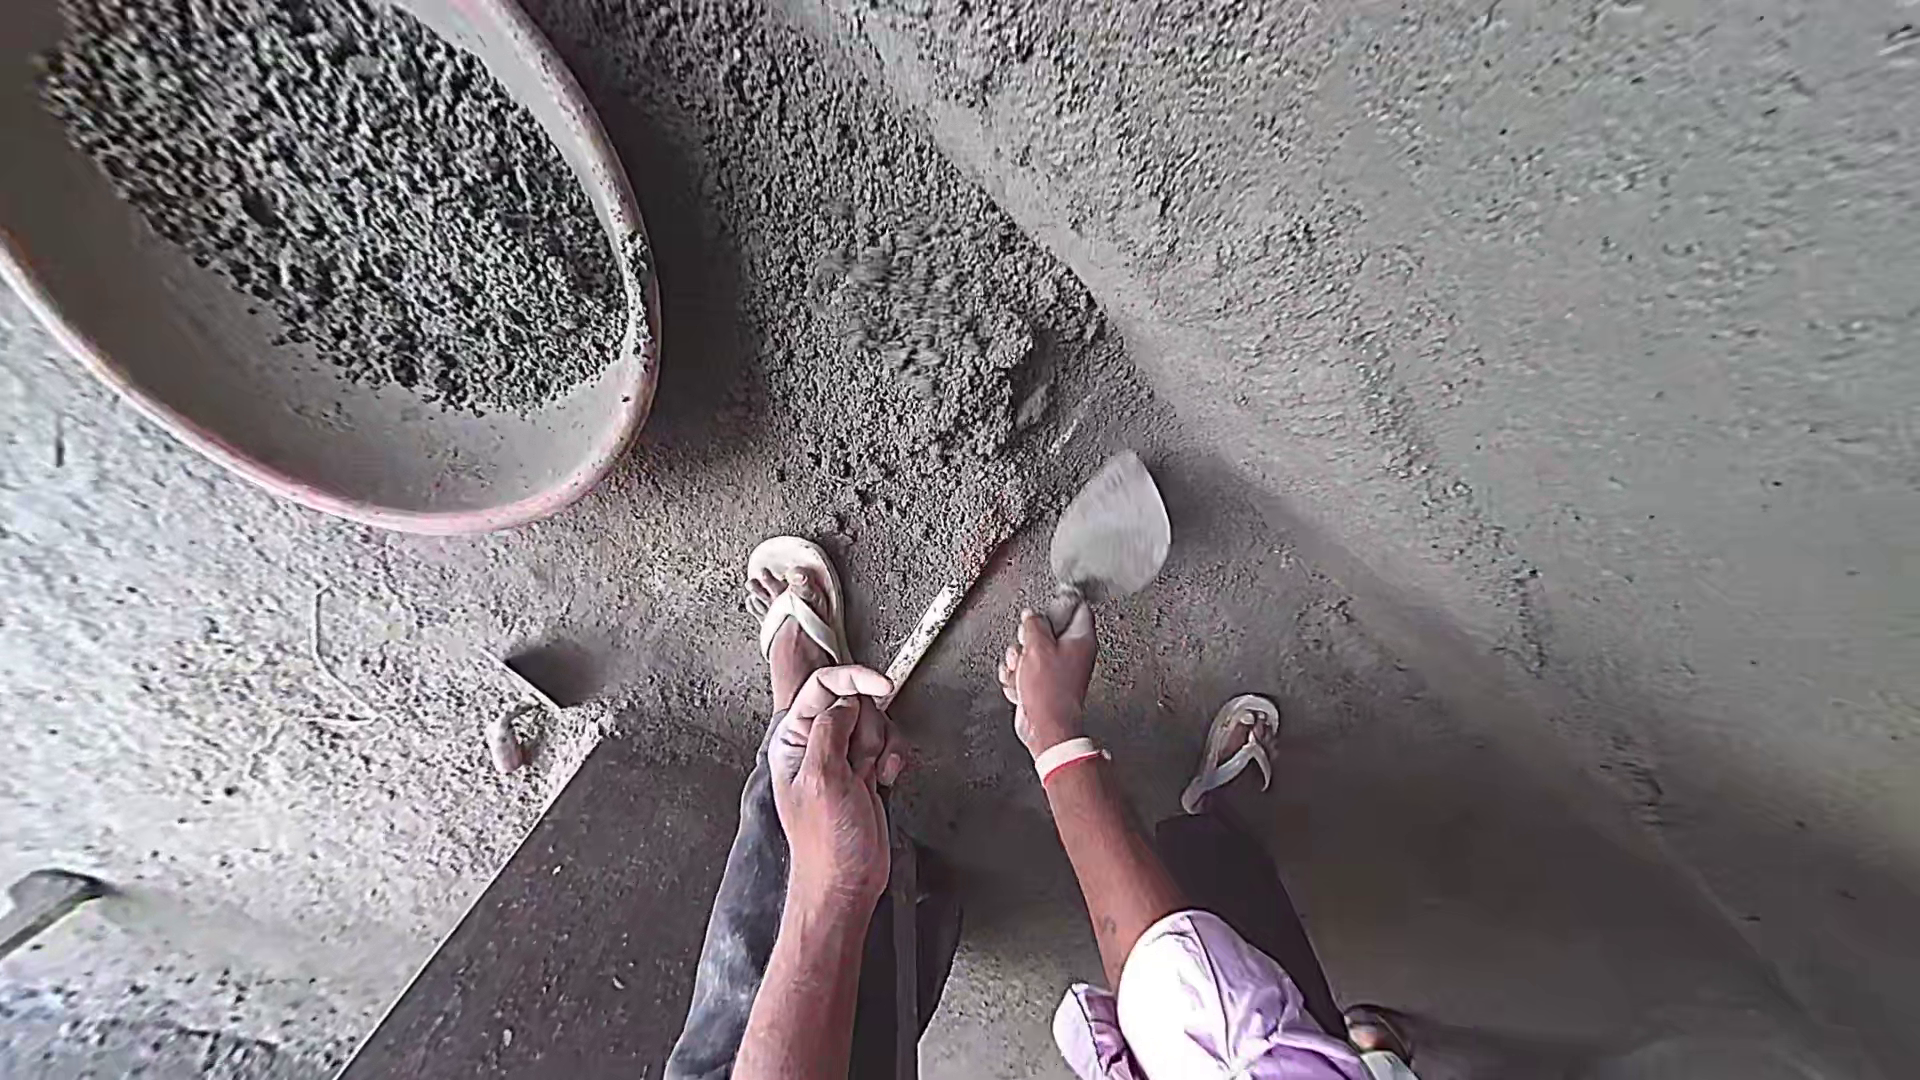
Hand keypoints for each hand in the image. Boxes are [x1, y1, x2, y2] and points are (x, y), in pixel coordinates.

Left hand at [769, 666, 903, 910]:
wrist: (847, 881)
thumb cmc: (825, 843)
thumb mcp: (822, 779)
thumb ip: (830, 729)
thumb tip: (846, 701)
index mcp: (792, 739)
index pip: (822, 686)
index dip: (853, 678)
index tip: (881, 684)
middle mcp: (815, 741)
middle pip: (855, 701)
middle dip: (867, 728)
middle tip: (858, 761)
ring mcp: (842, 754)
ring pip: (875, 721)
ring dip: (880, 747)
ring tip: (866, 777)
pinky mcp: (865, 767)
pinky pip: (889, 742)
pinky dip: (892, 758)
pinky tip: (882, 780)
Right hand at [997, 601, 1096, 758]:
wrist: (1045, 727)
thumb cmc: (1049, 691)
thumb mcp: (1037, 647)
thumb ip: (1033, 624)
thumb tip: (1031, 616)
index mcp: (1081, 639)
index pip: (1077, 607)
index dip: (1060, 602)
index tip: (1047, 603)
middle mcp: (1073, 653)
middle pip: (1047, 629)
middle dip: (1028, 636)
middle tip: (1026, 644)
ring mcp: (1058, 669)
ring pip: (1031, 649)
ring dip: (1018, 659)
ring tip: (1020, 670)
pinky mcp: (1044, 683)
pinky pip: (1024, 669)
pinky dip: (1016, 676)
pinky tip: (1018, 684)